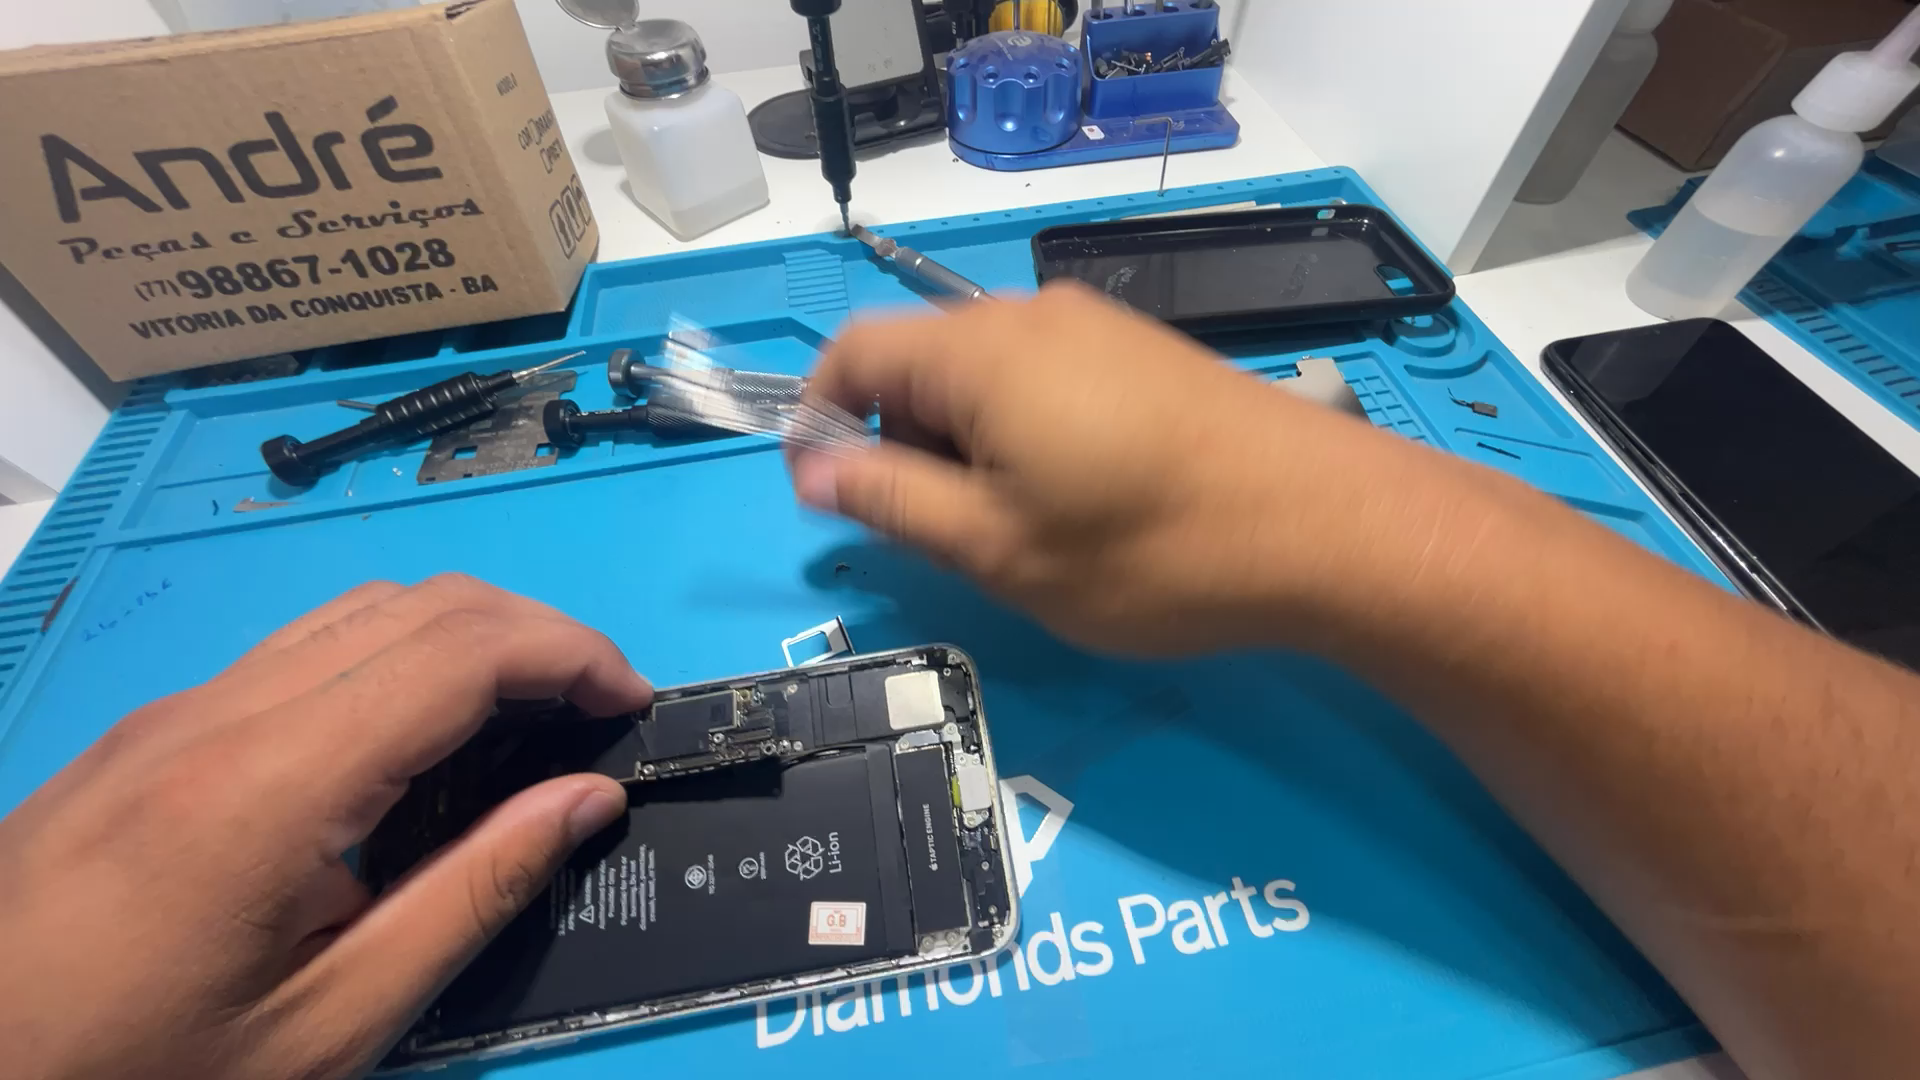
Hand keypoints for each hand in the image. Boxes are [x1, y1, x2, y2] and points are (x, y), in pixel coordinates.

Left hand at [0, 575, 650, 1079]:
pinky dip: (419, 647)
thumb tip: (591, 797)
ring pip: (378, 606)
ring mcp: (184, 709)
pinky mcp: (164, 726)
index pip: (463, 651)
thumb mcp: (335, 1022)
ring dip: (485, 630)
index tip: (629, 699)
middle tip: (598, 699)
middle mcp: (223, 713)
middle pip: (432, 603)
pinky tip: (435, 718)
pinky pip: (324, 641)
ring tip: (535, 700)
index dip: (572, 653)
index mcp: (268, 787)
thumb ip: (480, 889)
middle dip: (544, 632)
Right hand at [792, 283, 1504, 652]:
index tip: (831, 489)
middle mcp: (1030, 316)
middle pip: (919, 364)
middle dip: (903, 442)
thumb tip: (812, 469)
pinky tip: (1077, 495)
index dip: (820, 415)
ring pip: (983, 379)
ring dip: (967, 447)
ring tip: (1021, 524)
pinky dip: (1023, 436)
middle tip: (950, 531)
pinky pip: (1043, 382)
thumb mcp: (998, 547)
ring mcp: (1094, 328)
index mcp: (978, 352)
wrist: (1329, 528)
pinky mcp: (1139, 354)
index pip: (853, 351)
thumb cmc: (1147, 550)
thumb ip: (891, 500)